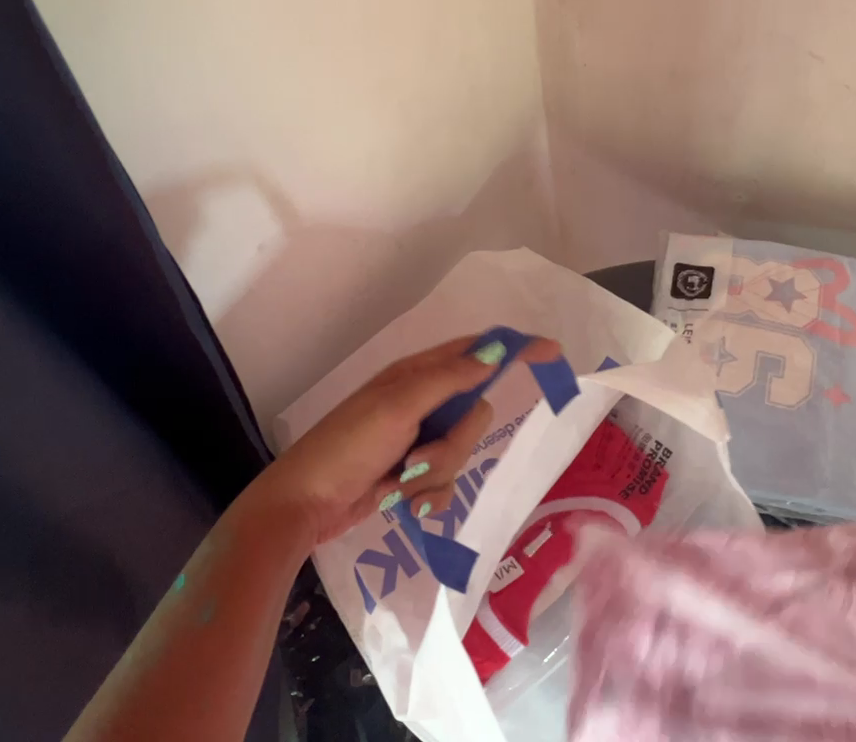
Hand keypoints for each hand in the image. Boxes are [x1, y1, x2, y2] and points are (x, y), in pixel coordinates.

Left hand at [250, 334, 562, 544]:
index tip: (551, 351)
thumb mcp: (398, 406)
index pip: (476, 352)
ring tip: (403, 484)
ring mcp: (418, 439)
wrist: (304, 506)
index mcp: (417, 374)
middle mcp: (422, 402)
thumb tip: (494, 350)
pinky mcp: (413, 475)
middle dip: (456, 443)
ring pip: (463, 452)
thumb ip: (448, 378)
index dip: (514, 349)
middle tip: (420, 458)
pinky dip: (429, 497)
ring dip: (438, 474)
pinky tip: (403, 503)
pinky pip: (448, 483)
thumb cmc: (347, 446)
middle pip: (476, 414)